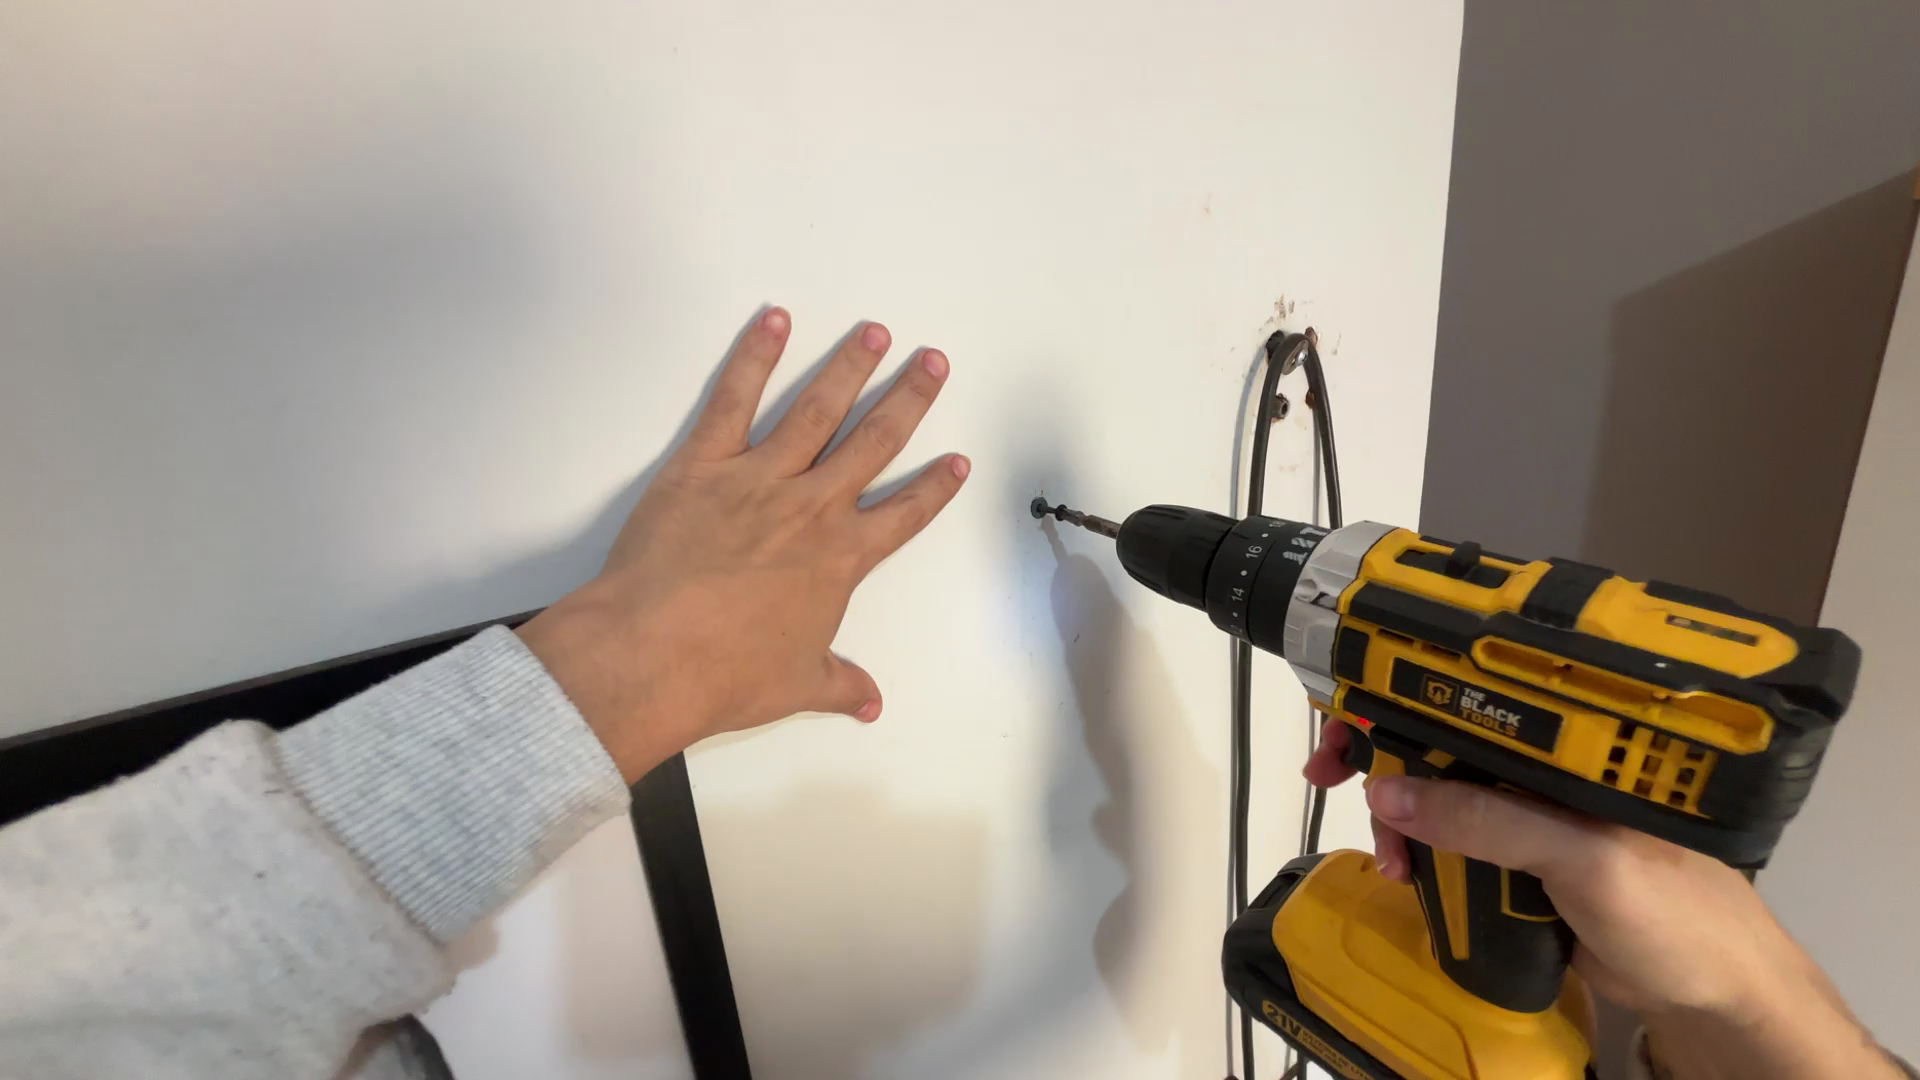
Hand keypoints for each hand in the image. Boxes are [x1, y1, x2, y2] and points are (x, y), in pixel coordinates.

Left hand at [518, 309, 968, 781]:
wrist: (653, 656)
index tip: (958, 460)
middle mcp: (814, 508)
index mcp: (842, 559)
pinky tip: (774, 321)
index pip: (905, 514)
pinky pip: (733, 400)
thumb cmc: (729, 675)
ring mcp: (761, 478)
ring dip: (851, 368)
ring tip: (875, 334)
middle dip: (910, 399)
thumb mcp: (797, 685)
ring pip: (818, 410)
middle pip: (875, 442)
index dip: (936, 487)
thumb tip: (872, 705)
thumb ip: (841, 685)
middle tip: (933, 362)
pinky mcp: (705, 463)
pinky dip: (755, 357)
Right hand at [1304, 717, 1901, 1078]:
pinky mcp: (1502, 855)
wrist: (1711, 999)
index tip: (1340, 725)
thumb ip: (1486, 822)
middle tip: (1325, 776)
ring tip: (1391, 864)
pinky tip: (1405, 872)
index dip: (1390, 700)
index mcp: (1549, 750)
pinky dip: (1409, 850)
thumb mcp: (1579, 859)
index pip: (1456, 703)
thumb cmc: (1672, 915)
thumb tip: (1384, 793)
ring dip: (1390, 821)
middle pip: (1425, 743)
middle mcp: (1523, 769)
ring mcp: (1511, 812)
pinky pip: (1436, 839)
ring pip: (1422, 793)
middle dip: (1371, 759)